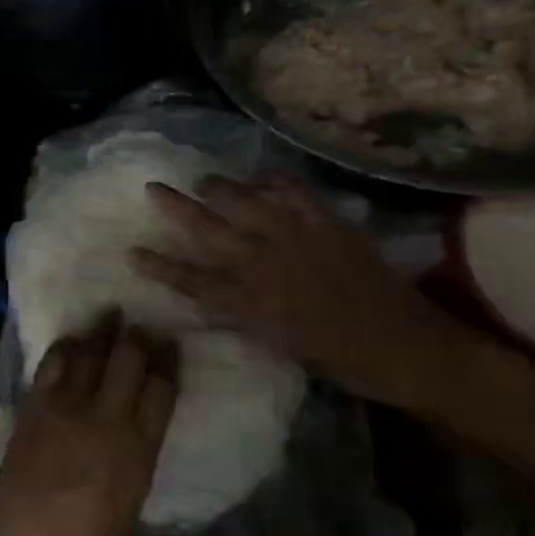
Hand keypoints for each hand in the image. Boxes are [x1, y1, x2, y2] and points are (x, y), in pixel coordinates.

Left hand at [0, 313, 176, 535]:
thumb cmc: (85, 535)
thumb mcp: (132, 496)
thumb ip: (141, 449)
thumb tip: (143, 413)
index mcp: (138, 449)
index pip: (162, 389)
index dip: (169, 361)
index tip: (171, 346)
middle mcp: (108, 418)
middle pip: (130, 358)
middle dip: (140, 336)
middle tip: (142, 326)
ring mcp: (70, 405)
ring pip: (93, 350)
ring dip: (104, 328)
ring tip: (112, 313)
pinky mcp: (39, 402)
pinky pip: (56, 359)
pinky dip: (68, 344)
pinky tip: (74, 339)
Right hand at [129, 174, 470, 410]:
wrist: (401, 345)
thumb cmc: (338, 358)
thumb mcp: (280, 344)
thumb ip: (248, 314)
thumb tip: (224, 295)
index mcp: (248, 302)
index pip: (191, 280)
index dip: (159, 265)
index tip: (133, 251)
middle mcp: (262, 264)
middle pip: (207, 228)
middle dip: (175, 207)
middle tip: (154, 187)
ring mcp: (293, 236)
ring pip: (243, 200)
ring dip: (219, 186)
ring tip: (204, 180)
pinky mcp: (323, 222)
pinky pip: (291, 190)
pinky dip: (274, 180)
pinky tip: (262, 177)